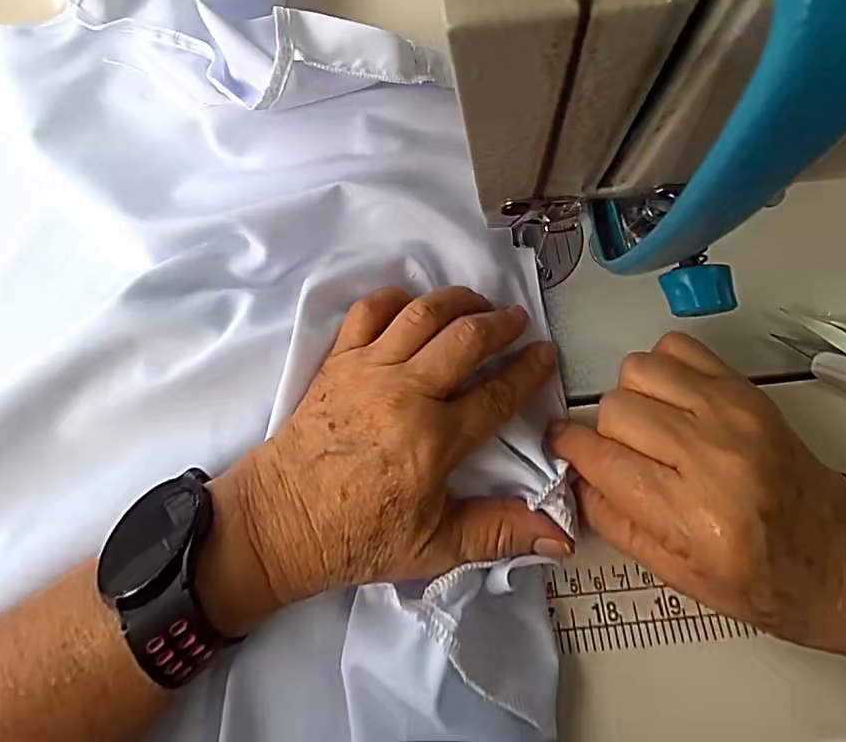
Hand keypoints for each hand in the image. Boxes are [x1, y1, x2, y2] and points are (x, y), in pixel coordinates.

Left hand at [201, 286, 569, 630]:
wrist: (285, 516)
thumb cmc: (358, 535)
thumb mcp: (435, 547)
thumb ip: (498, 532)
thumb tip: (560, 534)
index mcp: (434, 439)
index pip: (496, 394)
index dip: (527, 371)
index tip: (544, 354)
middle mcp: (404, 392)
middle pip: (464, 339)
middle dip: (500, 323)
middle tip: (517, 319)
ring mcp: (367, 369)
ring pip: (420, 315)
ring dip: (454, 300)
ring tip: (476, 301)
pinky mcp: (338, 360)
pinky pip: (366, 313)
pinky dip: (391, 298)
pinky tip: (409, 302)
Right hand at [545, 333, 845, 659]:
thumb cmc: (767, 579)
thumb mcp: (675, 574)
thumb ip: (609, 517)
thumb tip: (571, 469)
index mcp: (696, 518)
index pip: (598, 456)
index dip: (568, 448)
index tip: (565, 447)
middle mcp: (716, 460)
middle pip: (613, 409)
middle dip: (607, 431)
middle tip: (628, 454)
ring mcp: (734, 417)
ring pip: (636, 371)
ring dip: (633, 396)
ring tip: (654, 425)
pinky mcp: (747, 392)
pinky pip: (674, 348)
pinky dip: (663, 367)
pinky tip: (675, 400)